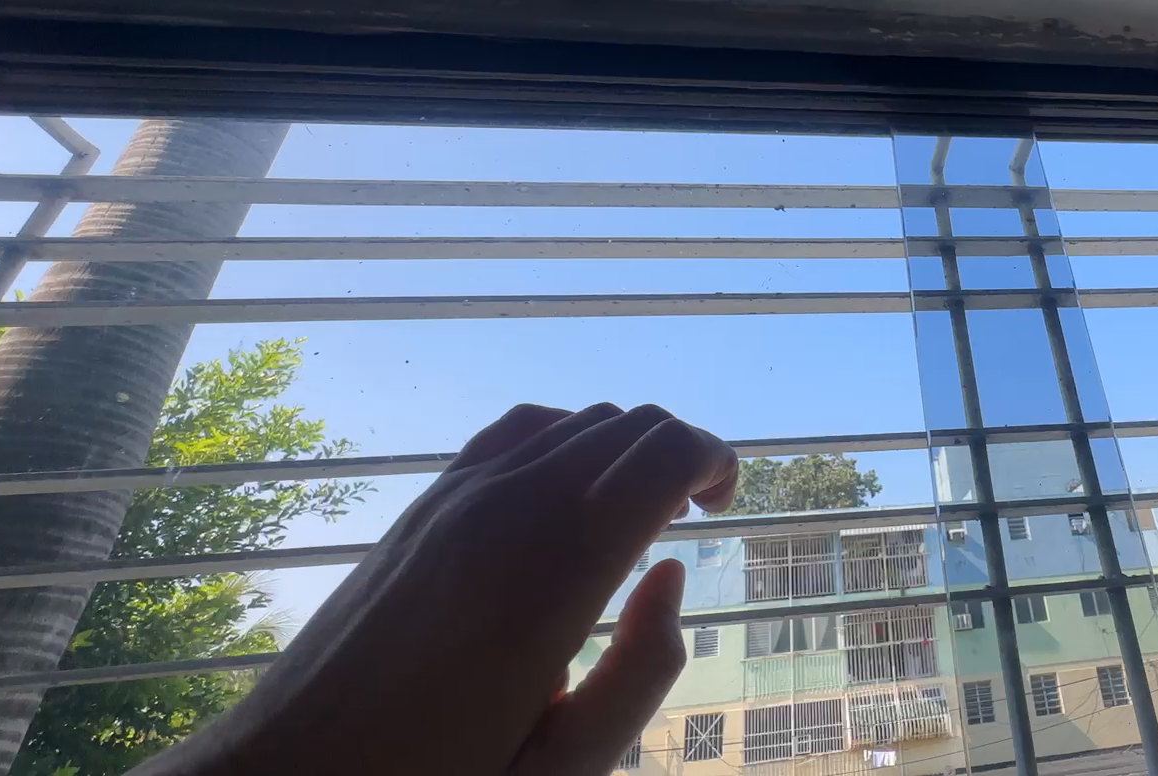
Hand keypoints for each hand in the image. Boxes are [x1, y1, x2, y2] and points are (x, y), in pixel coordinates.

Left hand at [137, 403, 737, 775]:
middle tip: (693, 513)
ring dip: (634, 446)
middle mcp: (520, 501)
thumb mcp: (561, 774)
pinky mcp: (435, 494)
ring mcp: (470, 488)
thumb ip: (642, 671)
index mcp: (559, 564)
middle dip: (685, 450)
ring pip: (589, 417)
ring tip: (638, 508)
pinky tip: (572, 489)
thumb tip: (670, 574)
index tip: (722, 506)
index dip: (716, 459)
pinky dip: (577, 436)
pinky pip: (529, 427)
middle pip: (637, 422)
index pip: (667, 452)